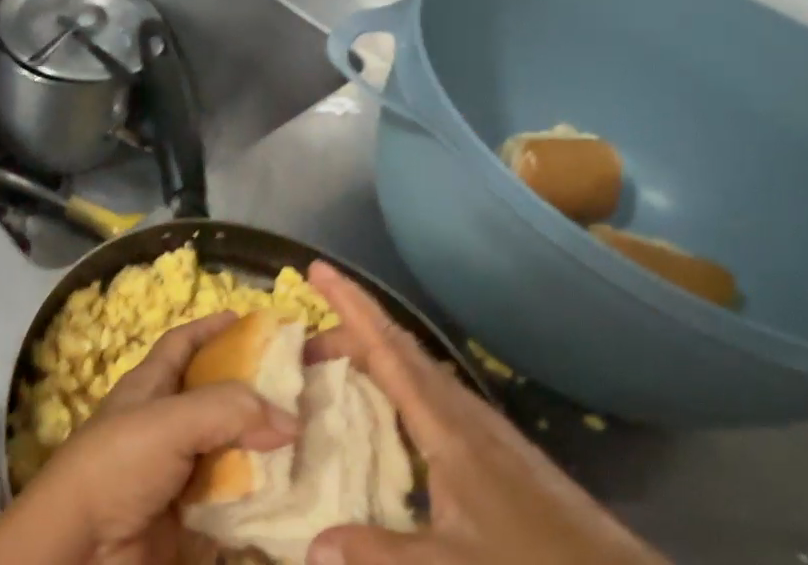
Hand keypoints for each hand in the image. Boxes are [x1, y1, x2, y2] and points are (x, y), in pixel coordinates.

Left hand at [29, 313, 297, 564]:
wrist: (85, 544)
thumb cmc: (116, 464)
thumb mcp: (167, 422)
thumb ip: (225, 410)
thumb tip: (289, 418)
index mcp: (149, 386)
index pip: (182, 344)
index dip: (210, 328)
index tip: (248, 319)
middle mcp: (165, 423)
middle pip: (216, 399)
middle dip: (256, 393)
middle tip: (302, 389)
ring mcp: (179, 469)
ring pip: (232, 449)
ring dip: (267, 447)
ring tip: (314, 439)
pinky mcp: (192, 513)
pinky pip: (236, 498)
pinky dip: (263, 494)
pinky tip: (296, 488)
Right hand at [301, 262, 668, 564]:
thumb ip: (379, 554)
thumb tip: (312, 547)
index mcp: (448, 430)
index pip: (390, 351)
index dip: (352, 307)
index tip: (319, 270)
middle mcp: (467, 416)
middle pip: (402, 351)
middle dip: (353, 329)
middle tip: (305, 340)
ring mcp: (488, 432)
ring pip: (422, 371)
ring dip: (378, 355)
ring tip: (339, 362)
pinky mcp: (502, 454)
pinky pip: (437, 396)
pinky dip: (401, 384)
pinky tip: (394, 413)